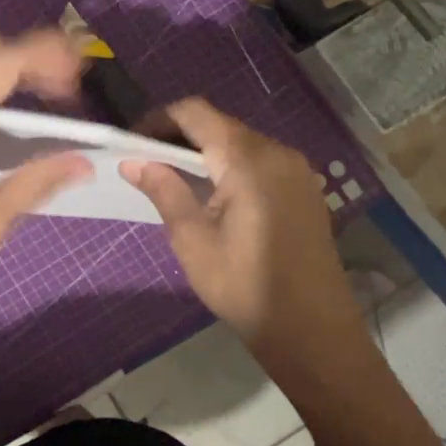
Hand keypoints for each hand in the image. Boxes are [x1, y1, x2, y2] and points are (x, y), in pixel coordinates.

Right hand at [120, 99, 364, 359]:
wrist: (313, 332)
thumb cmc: (244, 286)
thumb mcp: (192, 240)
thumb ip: (164, 191)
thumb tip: (133, 161)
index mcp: (247, 160)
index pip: (194, 113)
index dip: (158, 120)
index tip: (131, 144)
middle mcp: (276, 153)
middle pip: (218, 124)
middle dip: (178, 137)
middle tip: (145, 164)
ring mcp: (296, 171)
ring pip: (238, 142)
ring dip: (203, 152)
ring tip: (172, 181)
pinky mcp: (304, 190)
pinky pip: (258, 161)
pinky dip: (228, 166)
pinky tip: (211, 197)